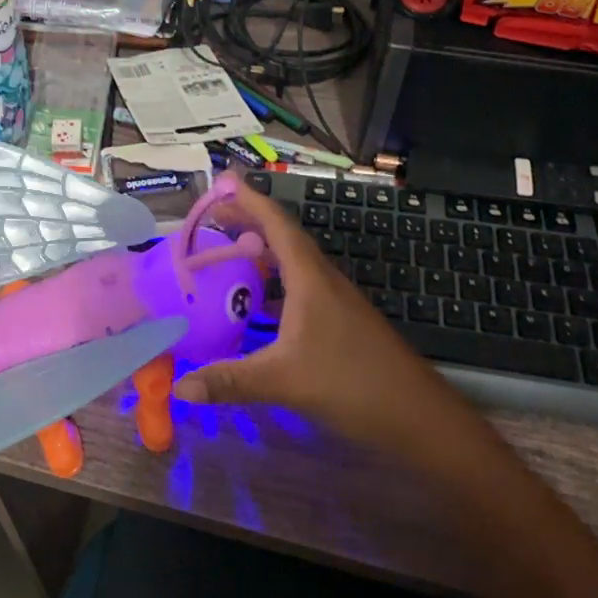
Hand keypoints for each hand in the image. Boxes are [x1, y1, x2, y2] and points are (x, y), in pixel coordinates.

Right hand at [173, 184, 454, 440]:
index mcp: (311, 280)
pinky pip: (299, 291)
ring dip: (262, 253)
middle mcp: (324, 282)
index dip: (250, 201)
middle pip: (284, 240)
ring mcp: (335, 304)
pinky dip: (273, 286)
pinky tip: (256, 306)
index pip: (278, 226)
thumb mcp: (283, 381)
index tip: (223, 181)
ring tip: (227, 252)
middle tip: (212, 217)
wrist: (417, 416)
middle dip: (249, 223)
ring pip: (293, 266)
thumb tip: (180, 389)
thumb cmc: (351, 384)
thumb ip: (230, 381)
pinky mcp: (339, 325)